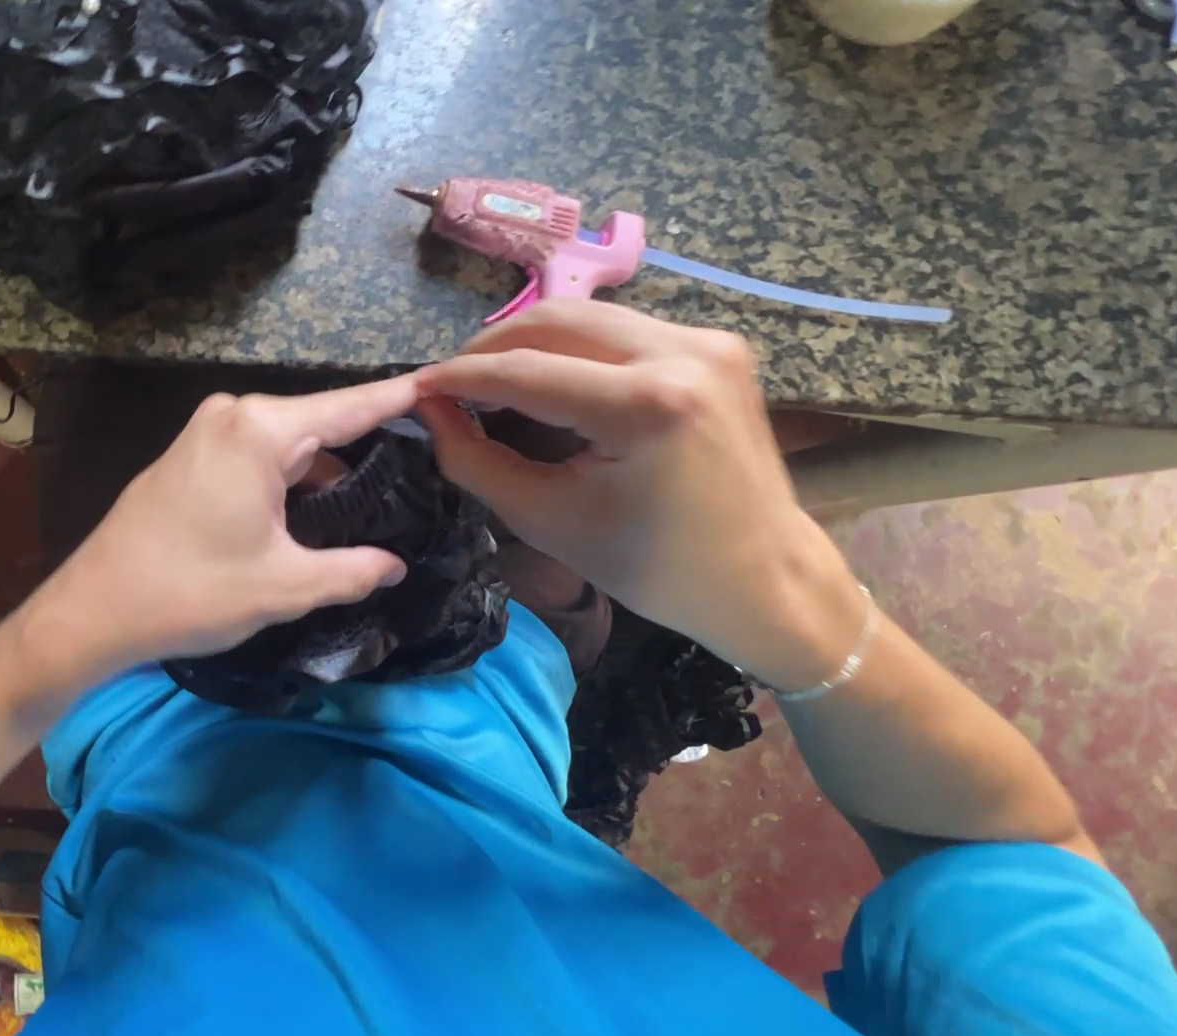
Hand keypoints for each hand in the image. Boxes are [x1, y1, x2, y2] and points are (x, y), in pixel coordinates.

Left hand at [21, 378, 418, 680]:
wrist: (94, 609)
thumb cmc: (191, 592)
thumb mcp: (284, 586)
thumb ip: (351, 572)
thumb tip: (395, 567)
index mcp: (260, 431)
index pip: (350, 407)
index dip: (400, 398)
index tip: (444, 383)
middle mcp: (233, 416)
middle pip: (319, 426)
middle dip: (366, 451)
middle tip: (422, 476)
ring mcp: (206, 434)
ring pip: (287, 446)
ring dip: (324, 475)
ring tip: (375, 506)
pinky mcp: (189, 458)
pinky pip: (256, 457)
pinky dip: (289, 481)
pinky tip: (314, 513)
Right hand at [414, 300, 867, 691]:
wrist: (762, 579)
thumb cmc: (651, 567)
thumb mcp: (546, 520)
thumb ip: (475, 460)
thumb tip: (431, 411)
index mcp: (646, 405)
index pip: (525, 371)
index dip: (459, 377)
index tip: (415, 389)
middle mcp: (682, 351)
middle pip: (555, 320)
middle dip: (489, 349)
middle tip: (449, 385)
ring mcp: (706, 341)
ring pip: (586, 316)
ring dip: (527, 343)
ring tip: (487, 381)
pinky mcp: (715, 345)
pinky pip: (619, 330)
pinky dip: (569, 349)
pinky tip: (544, 380)